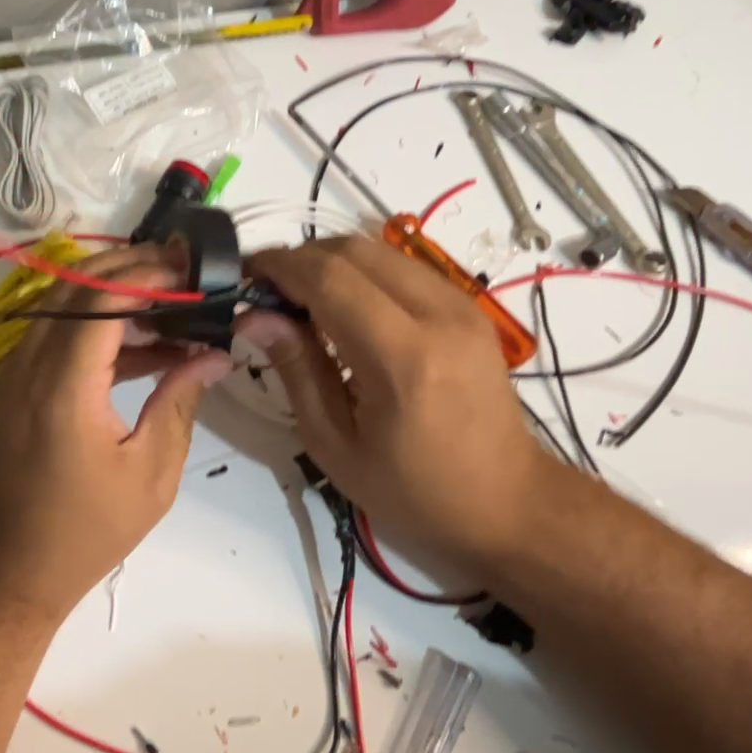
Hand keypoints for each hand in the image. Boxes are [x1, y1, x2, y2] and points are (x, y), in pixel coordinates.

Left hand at [0, 245, 233, 617]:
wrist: (12, 567)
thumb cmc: (87, 530)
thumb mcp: (150, 473)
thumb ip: (180, 401)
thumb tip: (213, 354)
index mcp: (64, 384)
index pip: (102, 296)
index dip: (149, 274)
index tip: (193, 272)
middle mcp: (31, 364)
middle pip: (77, 285)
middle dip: (132, 267)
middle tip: (185, 273)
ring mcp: (17, 371)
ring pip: (65, 302)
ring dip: (116, 291)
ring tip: (175, 303)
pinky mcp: (18, 383)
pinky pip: (58, 330)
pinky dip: (99, 324)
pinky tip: (147, 344)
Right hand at [240, 237, 563, 574]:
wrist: (507, 502)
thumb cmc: (413, 490)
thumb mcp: (335, 445)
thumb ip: (296, 370)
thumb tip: (255, 316)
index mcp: (403, 358)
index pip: (330, 279)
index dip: (280, 267)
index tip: (244, 276)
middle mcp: (438, 316)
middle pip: (354, 251)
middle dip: (301, 259)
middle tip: (266, 289)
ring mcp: (461, 306)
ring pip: (379, 250)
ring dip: (330, 261)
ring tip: (299, 296)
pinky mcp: (469, 307)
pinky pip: (403, 267)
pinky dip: (362, 272)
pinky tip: (342, 305)